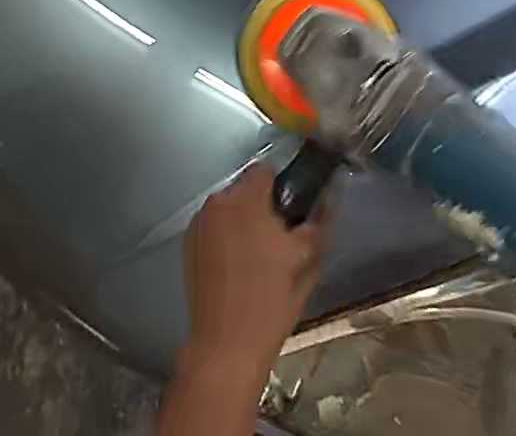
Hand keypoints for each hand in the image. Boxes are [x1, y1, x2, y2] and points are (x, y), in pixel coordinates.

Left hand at [182, 162, 328, 374]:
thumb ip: (317, 220)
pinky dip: (223, 233)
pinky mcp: (187, 244)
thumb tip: (329, 196)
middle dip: (260, 203)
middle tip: (276, 235)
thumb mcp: (305, 257)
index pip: (264, 170)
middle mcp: (217, 203)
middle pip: (243, 187)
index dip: (280, 187)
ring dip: (240, 217)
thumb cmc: (270, 300)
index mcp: (246, 201)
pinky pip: (212, 225)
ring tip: (254, 252)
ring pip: (227, 206)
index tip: (289, 210)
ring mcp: (198, 223)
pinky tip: (234, 263)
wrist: (226, 345)